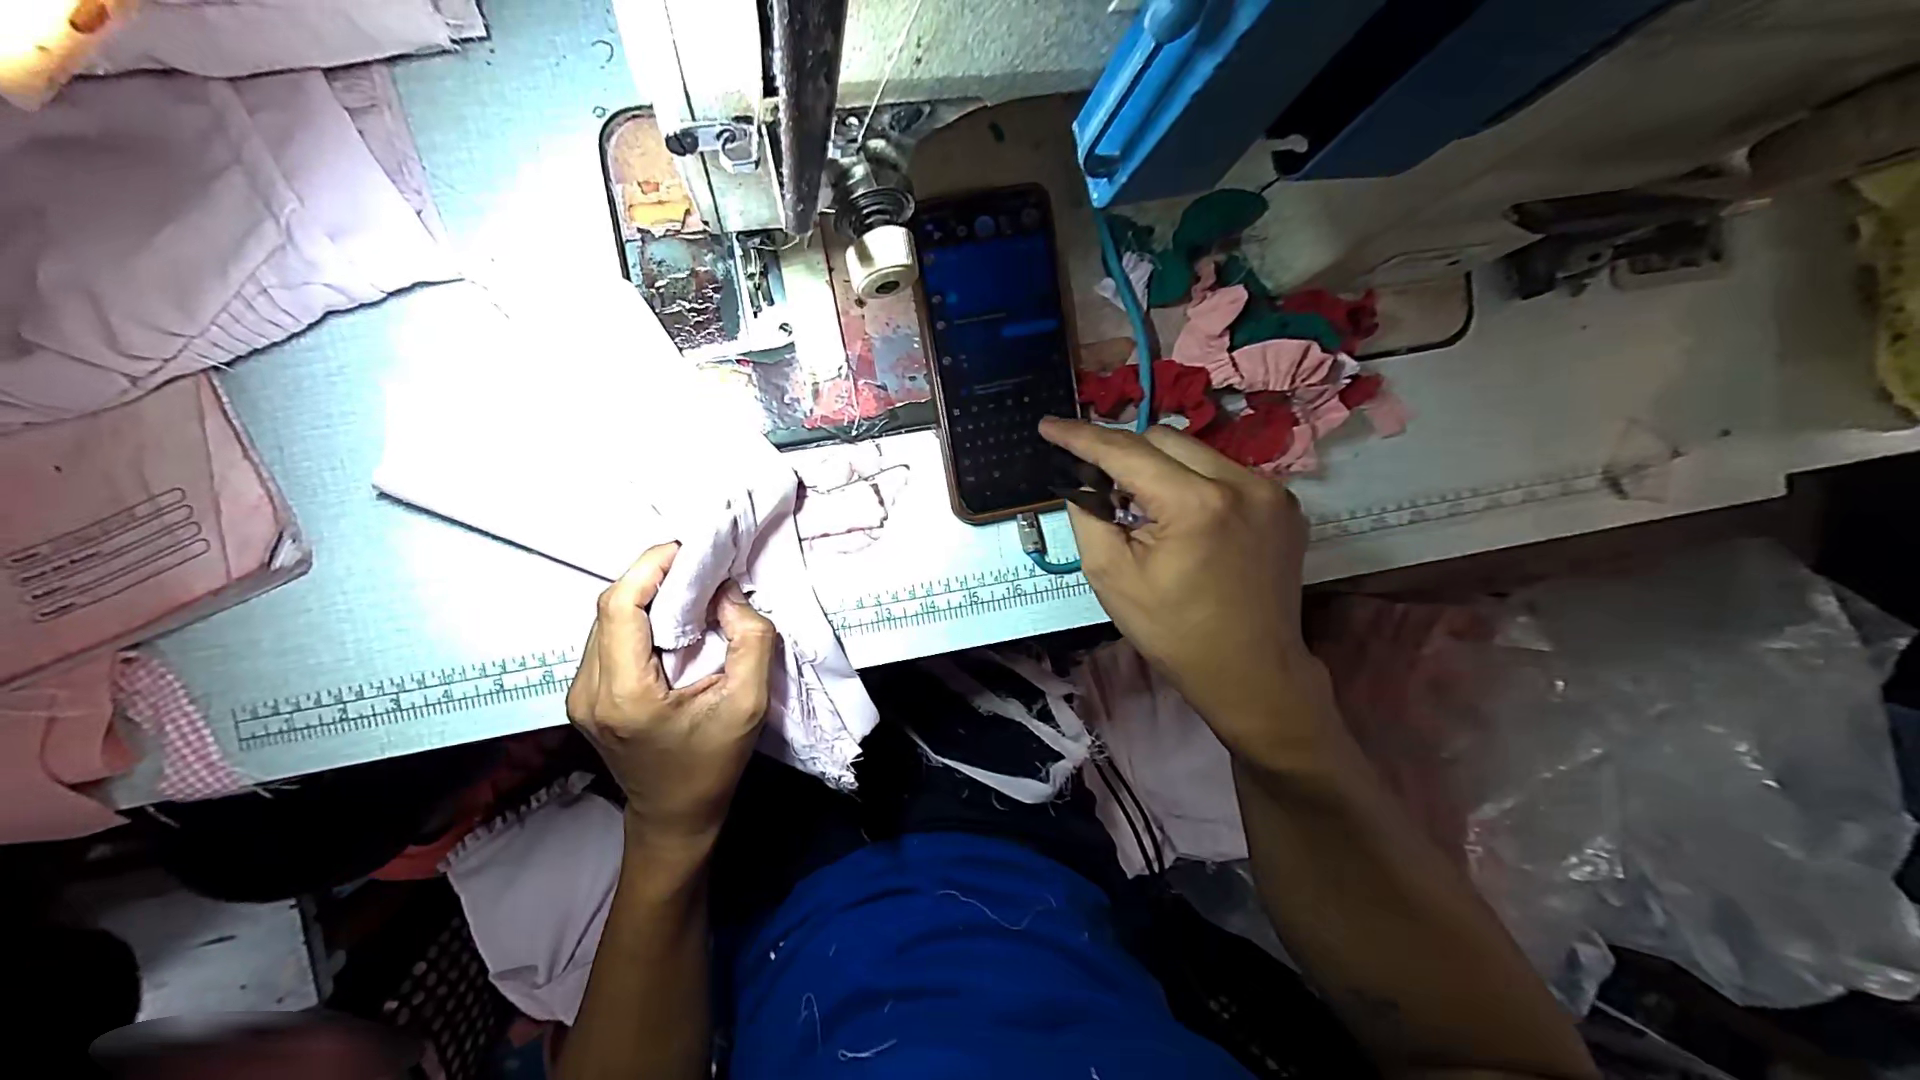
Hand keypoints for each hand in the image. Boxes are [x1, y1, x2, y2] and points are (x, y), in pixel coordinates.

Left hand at [566, 544, 777, 847]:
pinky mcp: (587, 695)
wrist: (675, 814)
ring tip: (691, 591)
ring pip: (607, 619)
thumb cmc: (713, 765)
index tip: (690, 550)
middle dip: (654, 577)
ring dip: (647, 596)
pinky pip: (610, 637)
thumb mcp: (748, 704)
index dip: (651, 567)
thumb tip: (727, 593)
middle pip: (611, 608)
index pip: (619, 607)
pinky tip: (673, 622)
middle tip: (699, 567)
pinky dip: (640, 617)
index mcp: (623, 695)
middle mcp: (588, 691)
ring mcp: (581, 694)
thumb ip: (750, 642)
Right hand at [1039, 418, 1335, 763]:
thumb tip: (1083, 478)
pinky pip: (1225, 472)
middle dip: (1124, 455)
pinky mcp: (1285, 504)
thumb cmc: (1173, 632)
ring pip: (1196, 451)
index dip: (1081, 437)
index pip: (1126, 451)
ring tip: (1145, 509)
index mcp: (1196, 504)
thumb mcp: (1111, 576)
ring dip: (1161, 469)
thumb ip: (1088, 516)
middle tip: (1102, 488)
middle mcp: (1242, 482)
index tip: (1049, 425)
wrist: (1250, 671)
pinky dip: (1194, 483)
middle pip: (1163, 438)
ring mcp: (1272, 491)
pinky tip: (1184, 519)